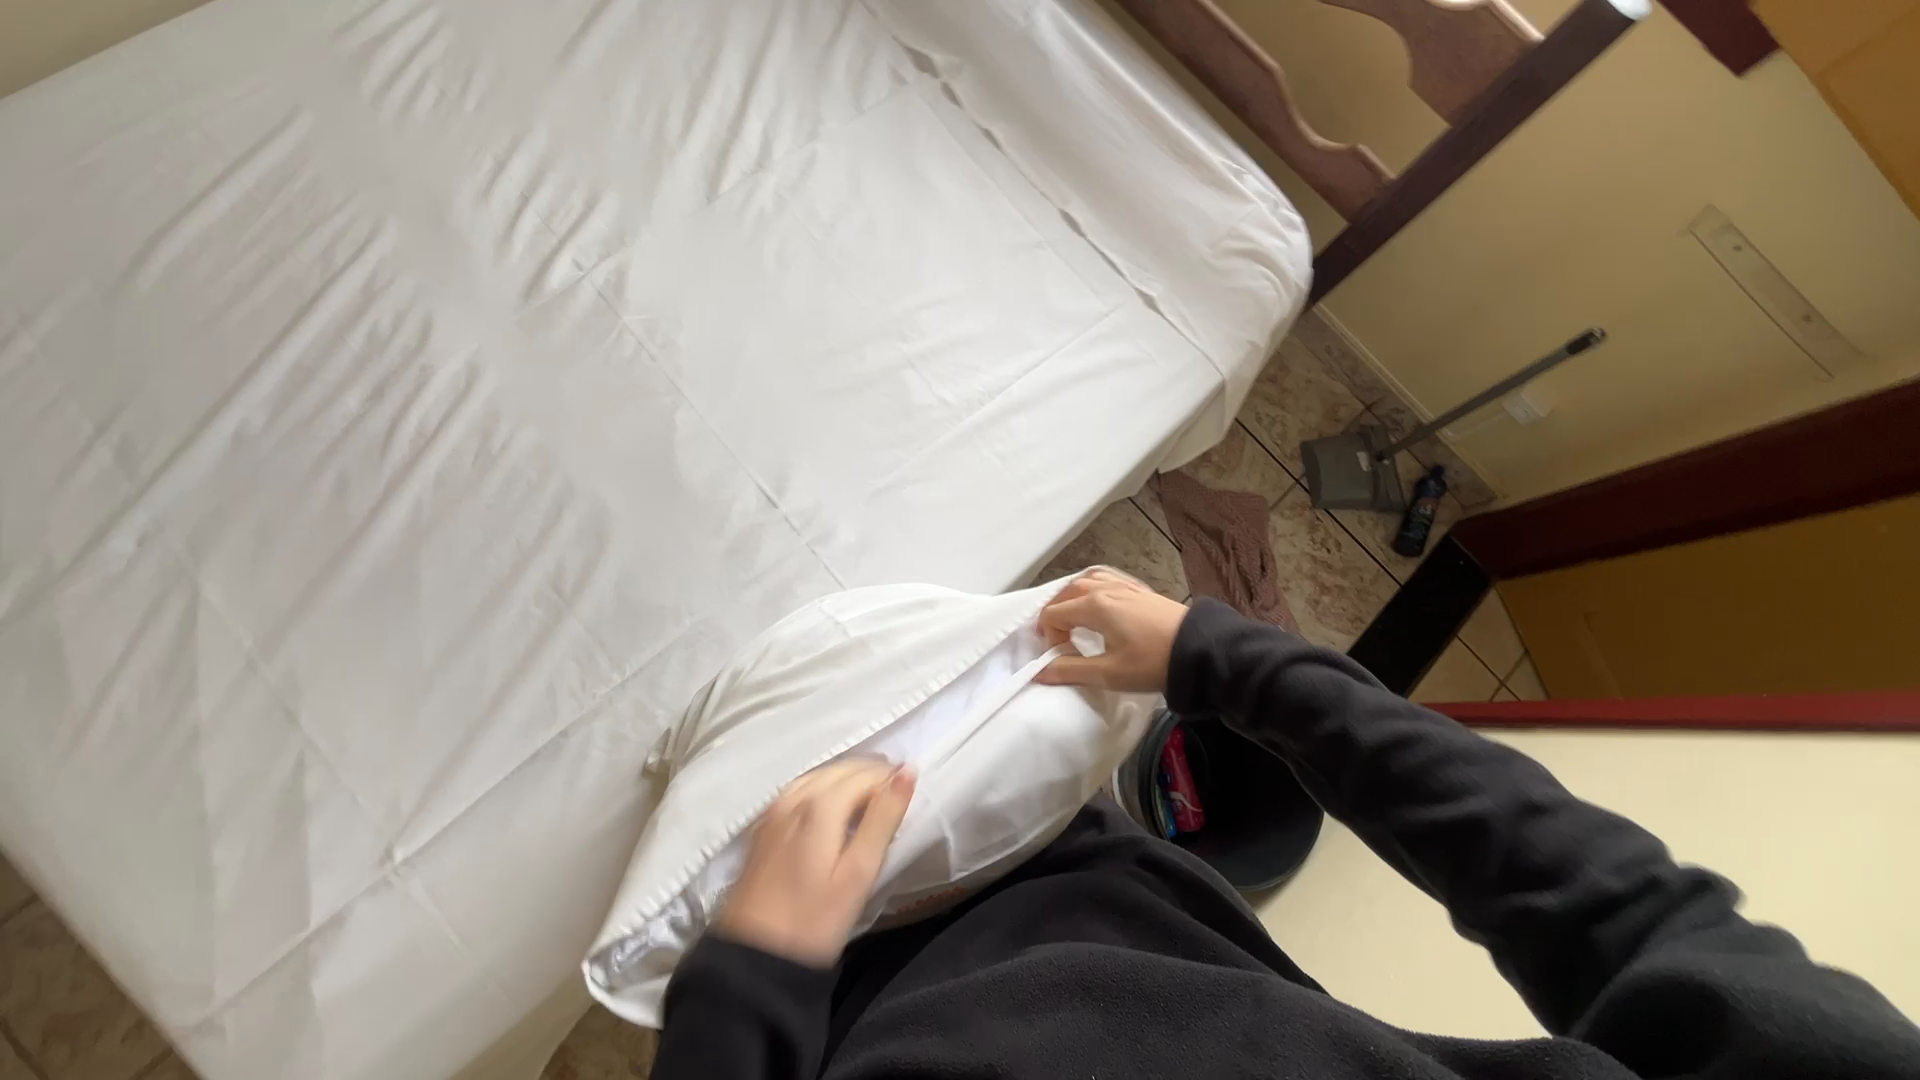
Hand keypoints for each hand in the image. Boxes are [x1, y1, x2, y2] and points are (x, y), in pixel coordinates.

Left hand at [714, 759, 915, 967]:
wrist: (752, 959)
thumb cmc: (815, 921)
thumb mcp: (859, 873)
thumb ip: (883, 818)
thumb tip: (907, 771)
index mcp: (821, 805)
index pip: (866, 774)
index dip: (891, 779)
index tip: (909, 794)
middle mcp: (794, 798)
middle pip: (840, 770)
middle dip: (871, 774)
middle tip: (895, 796)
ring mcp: (774, 811)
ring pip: (818, 776)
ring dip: (846, 780)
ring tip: (869, 801)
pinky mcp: (762, 828)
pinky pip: (798, 791)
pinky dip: (822, 789)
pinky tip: (830, 810)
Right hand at [1034, 569, 1188, 692]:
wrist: (1202, 650)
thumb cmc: (1152, 662)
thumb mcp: (1109, 673)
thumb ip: (1070, 670)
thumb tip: (1038, 671)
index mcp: (1094, 606)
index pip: (1054, 614)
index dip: (1048, 636)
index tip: (1058, 657)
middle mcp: (1105, 589)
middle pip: (1066, 593)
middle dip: (1055, 614)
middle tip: (1057, 639)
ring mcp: (1125, 586)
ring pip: (1086, 582)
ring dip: (1072, 599)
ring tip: (1073, 619)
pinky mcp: (1141, 591)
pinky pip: (1106, 580)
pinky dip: (1092, 589)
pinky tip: (1101, 604)